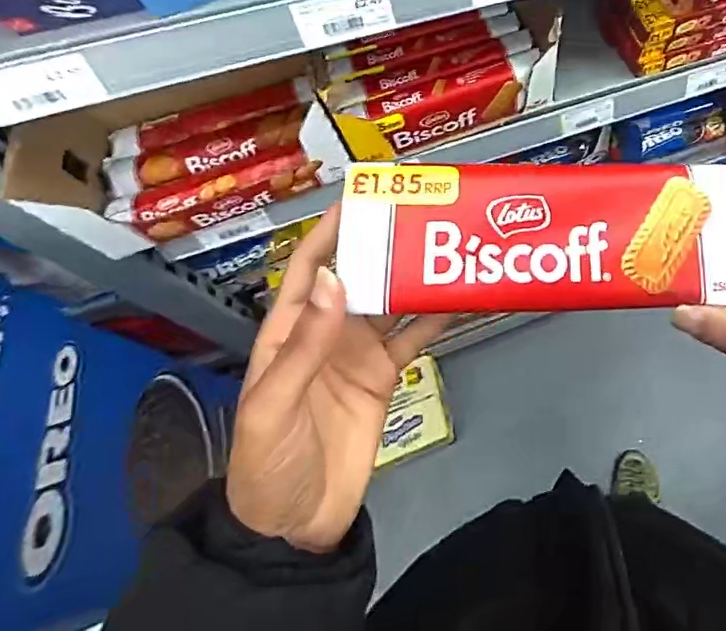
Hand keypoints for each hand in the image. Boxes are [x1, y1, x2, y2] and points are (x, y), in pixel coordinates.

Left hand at [225, 207, 451, 551]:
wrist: (296, 527)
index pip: (311, 266)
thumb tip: (334, 278)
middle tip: (420, 215)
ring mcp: (359, 350)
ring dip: (414, 276)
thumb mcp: (274, 406)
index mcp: (291, 326)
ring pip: (392, 301)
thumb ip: (304, 345)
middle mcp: (328, 328)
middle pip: (360, 274)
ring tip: (447, 246)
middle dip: (385, 244)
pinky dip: (434, 317)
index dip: (332, 230)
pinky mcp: (384, 375)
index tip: (360, 198)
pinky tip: (457, 298)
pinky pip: (413, 337)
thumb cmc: (268, 463)